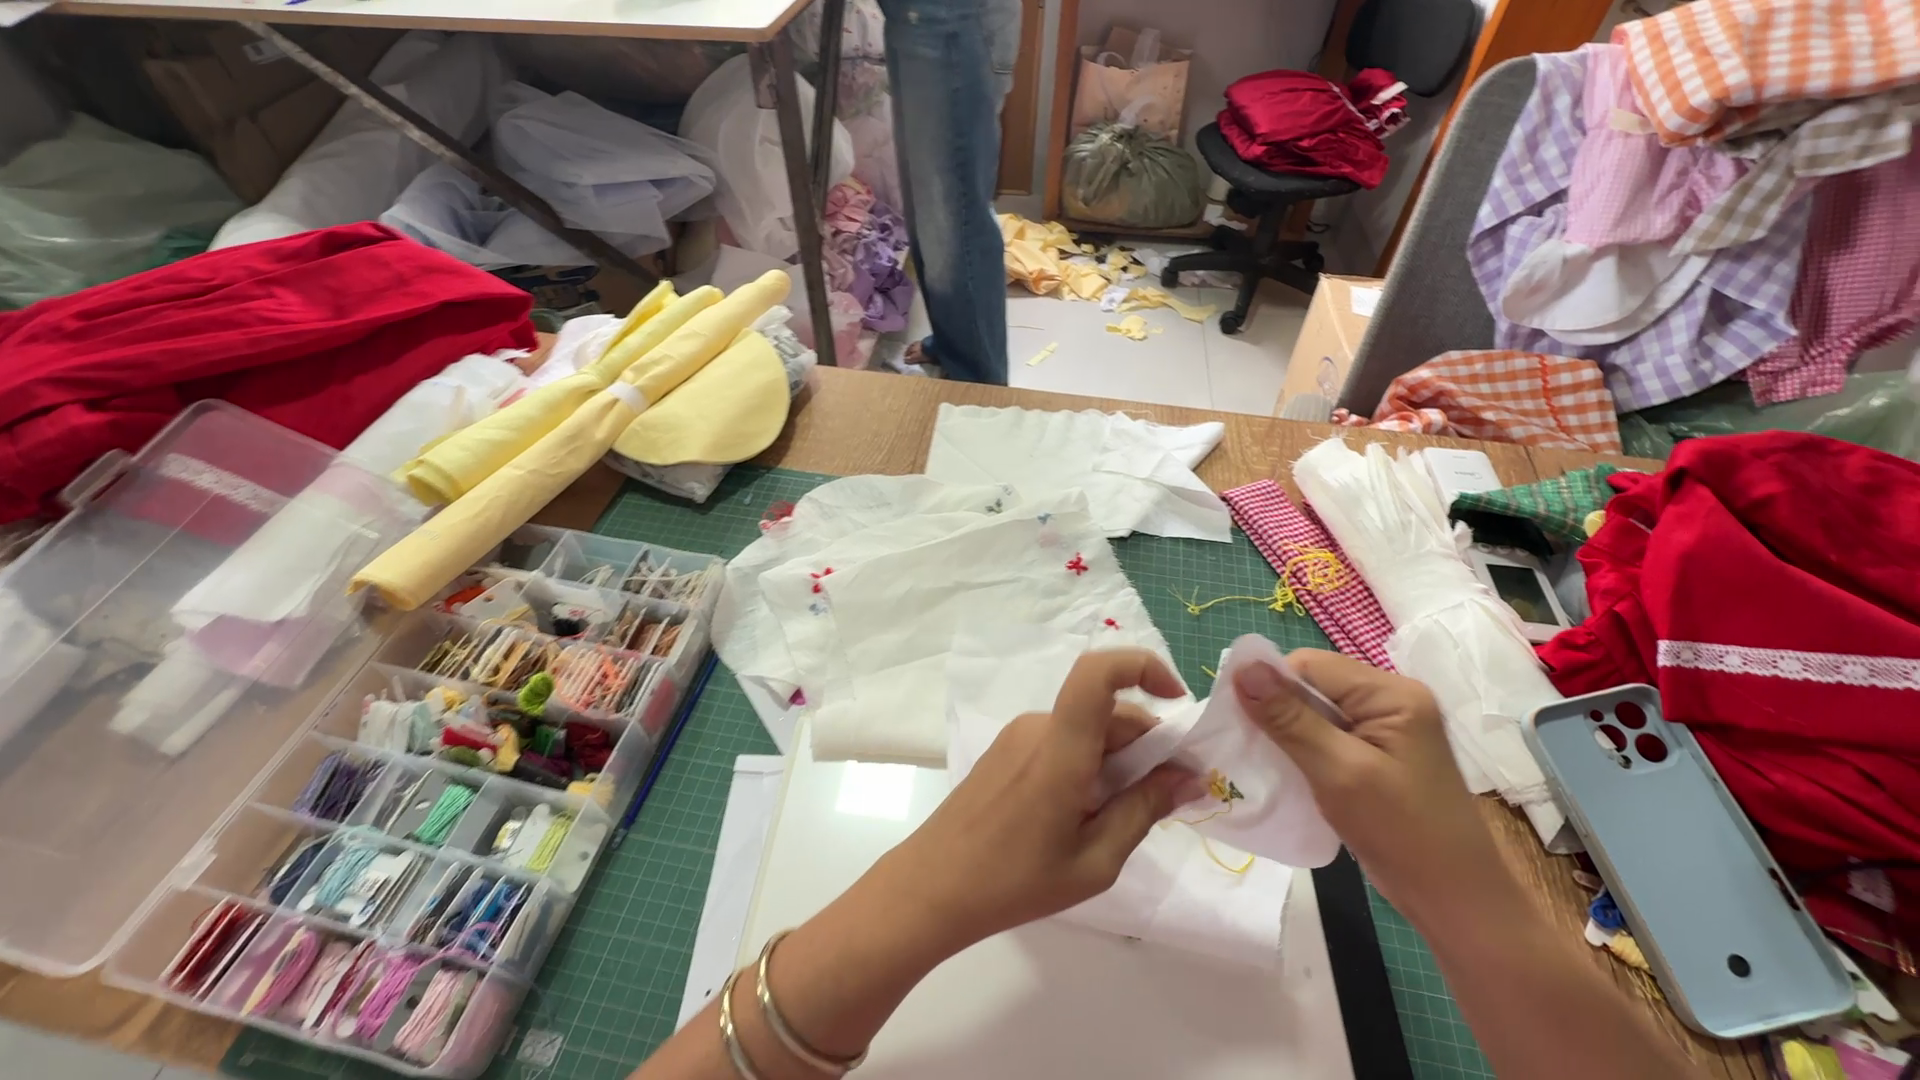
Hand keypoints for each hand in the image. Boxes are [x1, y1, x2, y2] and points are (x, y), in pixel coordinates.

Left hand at [871, 649, 1200, 953]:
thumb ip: (1143, 810)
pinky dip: (1089, 763)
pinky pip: (1063, 741)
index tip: (1178, 703)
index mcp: (1060, 747)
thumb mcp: (1094, 861)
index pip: (1098, 672)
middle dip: (1147, 744)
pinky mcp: (1006, 750)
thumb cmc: (1015, 881)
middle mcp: (1038, 727)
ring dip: (1118, 758)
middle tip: (1169, 797)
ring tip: (1122, 816)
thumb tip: (1188, 777)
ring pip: (1087, 729)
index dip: (1142, 667)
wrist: (932, 887)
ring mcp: (1017, 736)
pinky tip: (1087, 812)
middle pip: (1107, 712)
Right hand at [1233, 649, 1512, 925]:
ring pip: (1316, 710)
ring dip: (1288, 731)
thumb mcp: (1338, 771)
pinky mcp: (1378, 754)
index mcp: (1392, 693)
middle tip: (1249, 744)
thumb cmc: (1401, 832)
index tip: (1237, 718)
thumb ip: (1289, 718)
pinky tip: (1290, 770)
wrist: (1454, 899)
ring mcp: (1387, 728)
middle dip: (1277, 709)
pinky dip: (1304, 748)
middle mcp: (1392, 699)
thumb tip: (1242, 667)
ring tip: (1266, 759)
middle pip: (1313, 684)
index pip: (1311, 665)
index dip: (1269, 684)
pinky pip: (1328, 734)